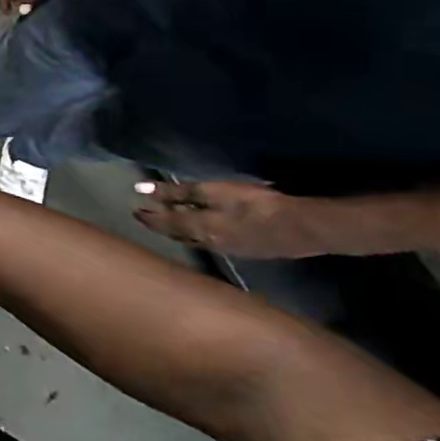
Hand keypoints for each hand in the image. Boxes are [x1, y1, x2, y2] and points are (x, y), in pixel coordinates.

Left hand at [133, 180, 343, 258]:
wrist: (305, 228)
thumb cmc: (255, 205)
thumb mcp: (214, 192)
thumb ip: (178, 192)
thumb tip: (141, 189)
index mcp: (198, 230)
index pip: (164, 224)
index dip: (148, 218)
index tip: (135, 212)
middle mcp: (210, 244)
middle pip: (178, 235)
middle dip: (162, 227)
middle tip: (149, 218)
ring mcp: (231, 250)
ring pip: (196, 241)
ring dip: (181, 232)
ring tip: (174, 223)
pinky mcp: (250, 251)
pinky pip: (215, 244)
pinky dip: (201, 236)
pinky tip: (207, 231)